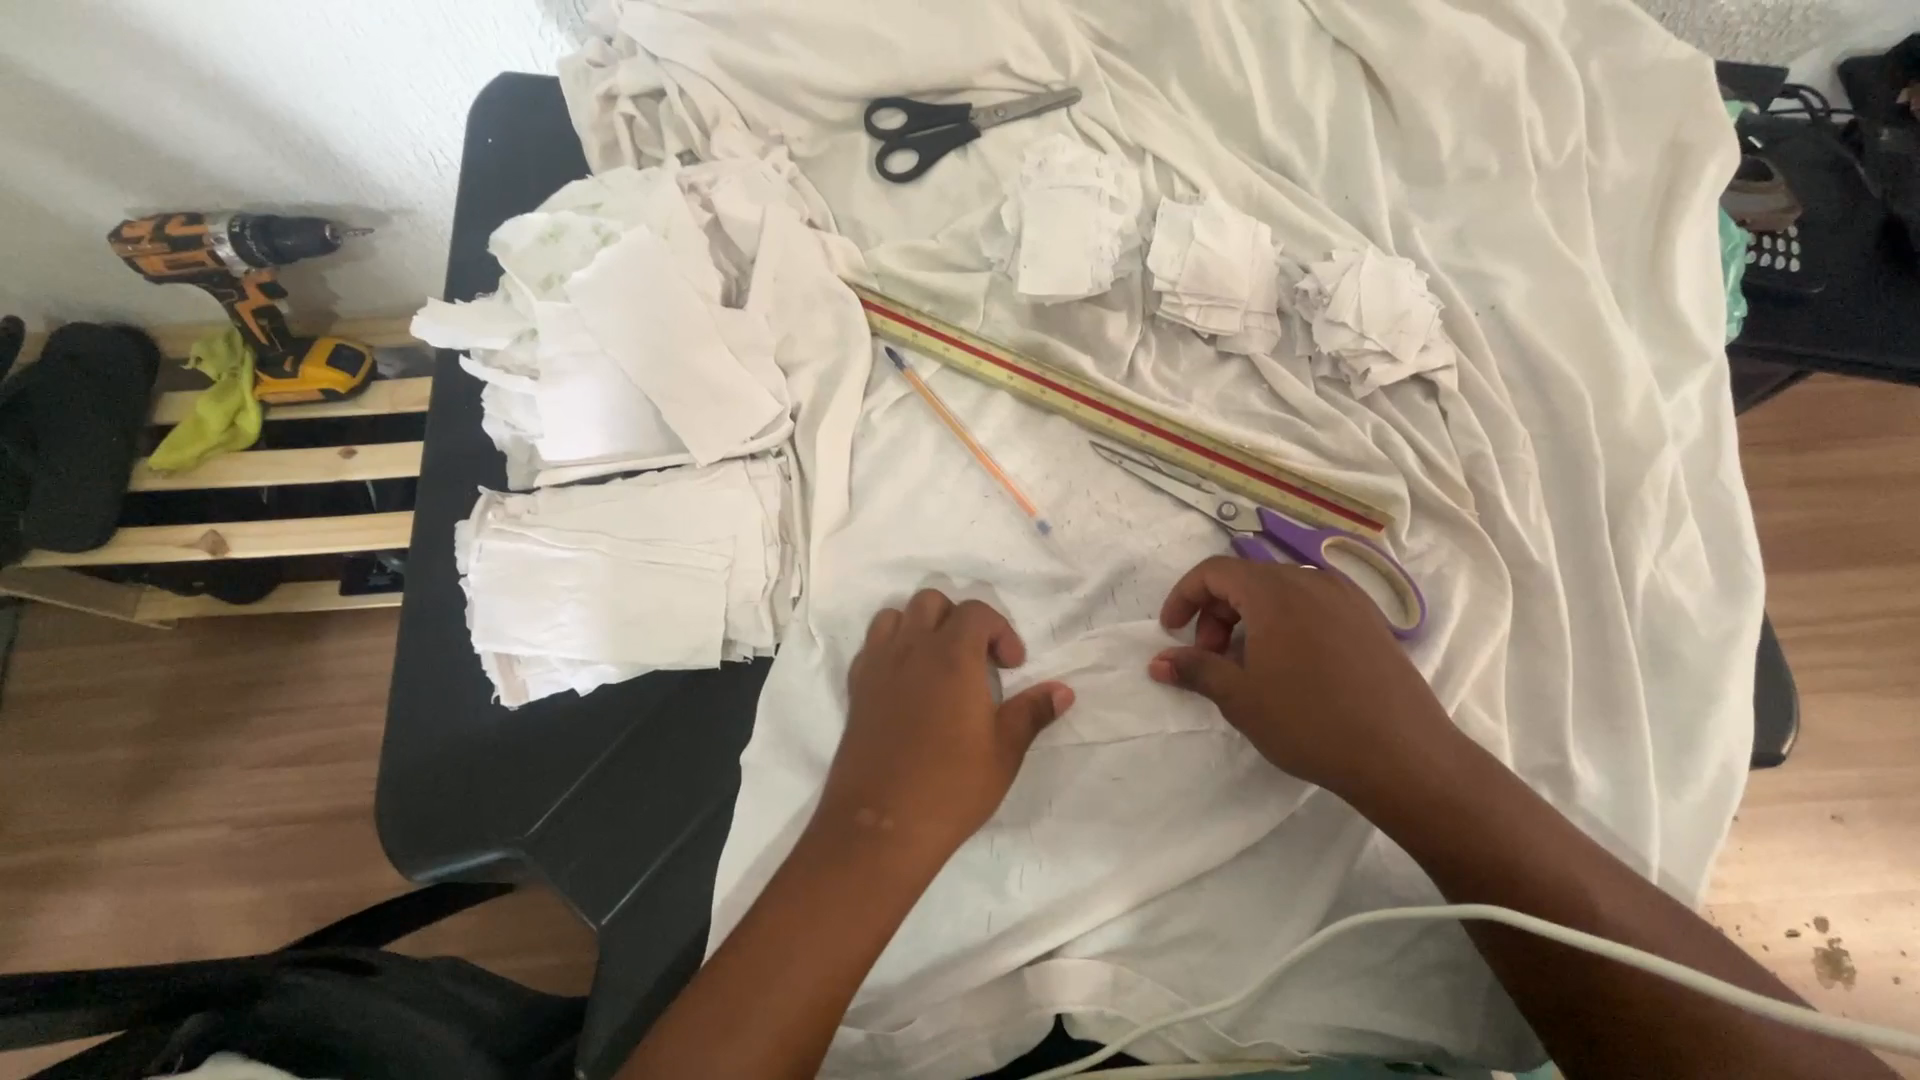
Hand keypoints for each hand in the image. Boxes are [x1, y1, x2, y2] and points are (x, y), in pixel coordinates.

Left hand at [816, 589, 1073, 860]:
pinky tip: (908, 686)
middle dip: (959, 620)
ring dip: (920, 628)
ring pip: (895, 617)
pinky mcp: (856, 690)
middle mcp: (911, 650)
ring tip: (939, 665)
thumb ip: (1031, 713)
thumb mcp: (1004, 752)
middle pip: (931, 602)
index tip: (1012, 667)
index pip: (976, 611)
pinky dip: (892, 649)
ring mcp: (877, 668)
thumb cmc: (951, 788)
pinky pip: (872, 647)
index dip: (1000, 630)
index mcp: (952, 657)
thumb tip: (1063, 690)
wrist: (881, 825)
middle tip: (978, 660)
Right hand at [1148, 556, 1457, 800]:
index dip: (1184, 597)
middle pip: (1248, 579)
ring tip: (1248, 666)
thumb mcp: (1240, 698)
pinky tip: (1289, 666)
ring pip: (1281, 592)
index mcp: (1276, 591)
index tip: (1171, 633)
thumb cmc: (1310, 722)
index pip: (1215, 571)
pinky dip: (1285, 622)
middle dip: (1216, 613)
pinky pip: (1313, 605)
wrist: (1404, 755)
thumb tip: (1158, 661)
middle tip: (1210, 659)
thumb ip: (1195, 669)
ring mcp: (1347, 598)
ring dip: (1250, 619)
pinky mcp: (1371, 620)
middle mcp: (1312, 580)